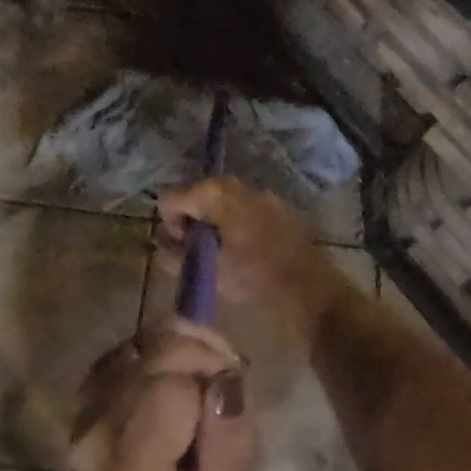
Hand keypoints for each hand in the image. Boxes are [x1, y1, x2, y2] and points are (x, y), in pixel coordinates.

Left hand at [67, 320, 257, 470]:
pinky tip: (182, 366)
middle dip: (202, 352)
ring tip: (208, 367)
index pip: (169, 391)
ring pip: (145, 339)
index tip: (231, 395)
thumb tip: (226, 384)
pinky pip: (133, 342)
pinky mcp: (88, 386)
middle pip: (156, 353)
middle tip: (225, 376)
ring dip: (186, 343)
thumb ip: (230, 453)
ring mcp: (86, 402)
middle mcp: (97, 429)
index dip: (209, 378)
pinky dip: (164, 343)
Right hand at [157, 178, 326, 312]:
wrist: (308, 285)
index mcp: (216, 194)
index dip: (169, 218)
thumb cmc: (253, 277)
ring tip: (216, 246)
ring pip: (223, 197)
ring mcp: (261, 192)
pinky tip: (240, 244)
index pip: (174, 195)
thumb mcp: (207, 271)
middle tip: (192, 245)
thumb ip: (176, 255)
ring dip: (213, 216)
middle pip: (199, 191)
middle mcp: (238, 184)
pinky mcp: (277, 205)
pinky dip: (234, 219)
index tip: (176, 242)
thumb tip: (162, 243)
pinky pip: (245, 205)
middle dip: (190, 215)